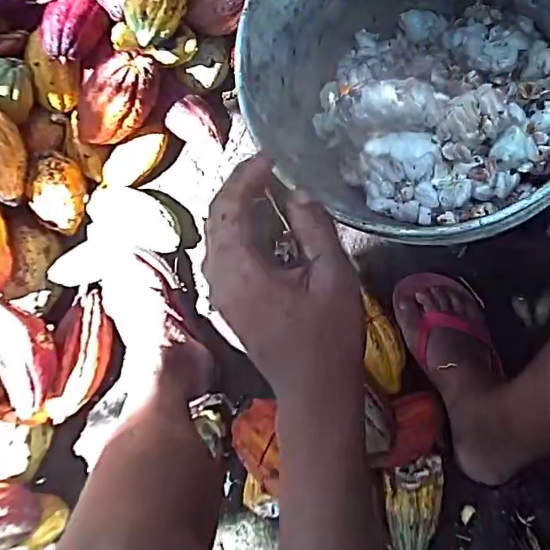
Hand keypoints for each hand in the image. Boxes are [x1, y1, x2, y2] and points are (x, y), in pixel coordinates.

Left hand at [201, 154, 362, 401]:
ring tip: (267, 186)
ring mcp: (220, 293)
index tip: (271, 158)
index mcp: (241, 272)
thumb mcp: (334, 276)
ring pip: (216, 234)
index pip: (229, 209)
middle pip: (215, 218)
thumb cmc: (329, 336)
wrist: (314, 391)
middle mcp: (220, 280)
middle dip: (239, 186)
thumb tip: (298, 193)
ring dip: (237, 205)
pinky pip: (223, 251)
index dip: (247, 177)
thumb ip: (315, 229)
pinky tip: (265, 221)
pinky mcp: (227, 301)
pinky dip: (238, 227)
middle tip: (268, 167)